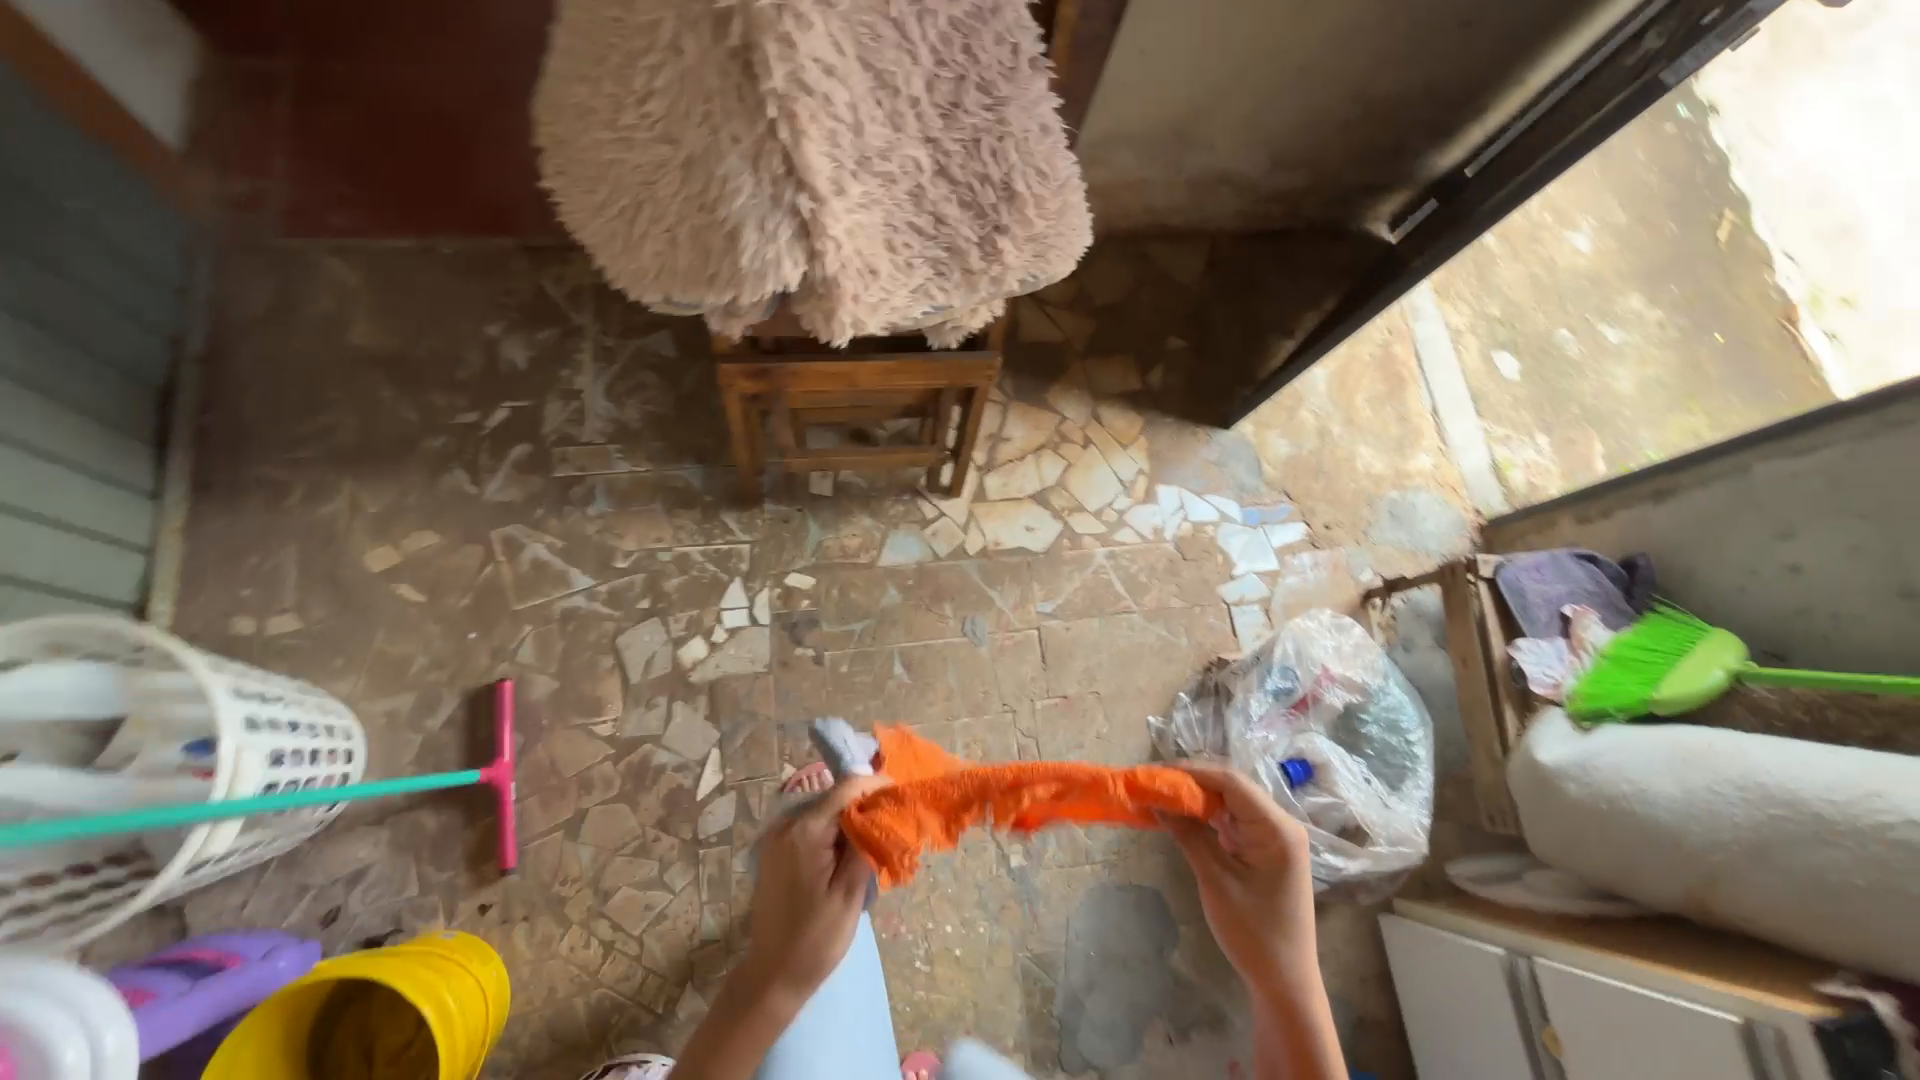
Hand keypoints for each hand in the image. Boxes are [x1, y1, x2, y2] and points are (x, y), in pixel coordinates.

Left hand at [740, 775, 889, 1001]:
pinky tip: (849, 852)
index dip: (876, 786)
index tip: (901, 797)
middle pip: (833, 796)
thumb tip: (882, 810)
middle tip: (893, 823)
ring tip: (876, 839)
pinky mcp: (775, 851)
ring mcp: (776, 837)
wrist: (772, 975)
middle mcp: (785, 825)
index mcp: (805, 832)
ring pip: (823, 810)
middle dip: (865, 804)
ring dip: (849, 819)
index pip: (846, 788)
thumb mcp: (850, 893)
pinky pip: (810, 826)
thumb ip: (865, 844)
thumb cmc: (815, 939)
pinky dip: (832, 831)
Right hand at [1162, 760, 1317, 996]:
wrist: (1285, 980)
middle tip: (1153, 783)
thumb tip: (1156, 801)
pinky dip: (1208, 817)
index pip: (1231, 781)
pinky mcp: (1265, 850)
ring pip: (1231, 802)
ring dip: (1198, 798)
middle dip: (1192, 782)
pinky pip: (1234, 821)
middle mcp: (1280, 824)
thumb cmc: (1252, 932)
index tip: (1155, 773)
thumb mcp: (1215, 880)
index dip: (1192, 772)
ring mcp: (1274, 837)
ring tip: (1161, 796)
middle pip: (1232, 787)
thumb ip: (1188, 834)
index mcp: (1277, 828)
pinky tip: (1183, 817)